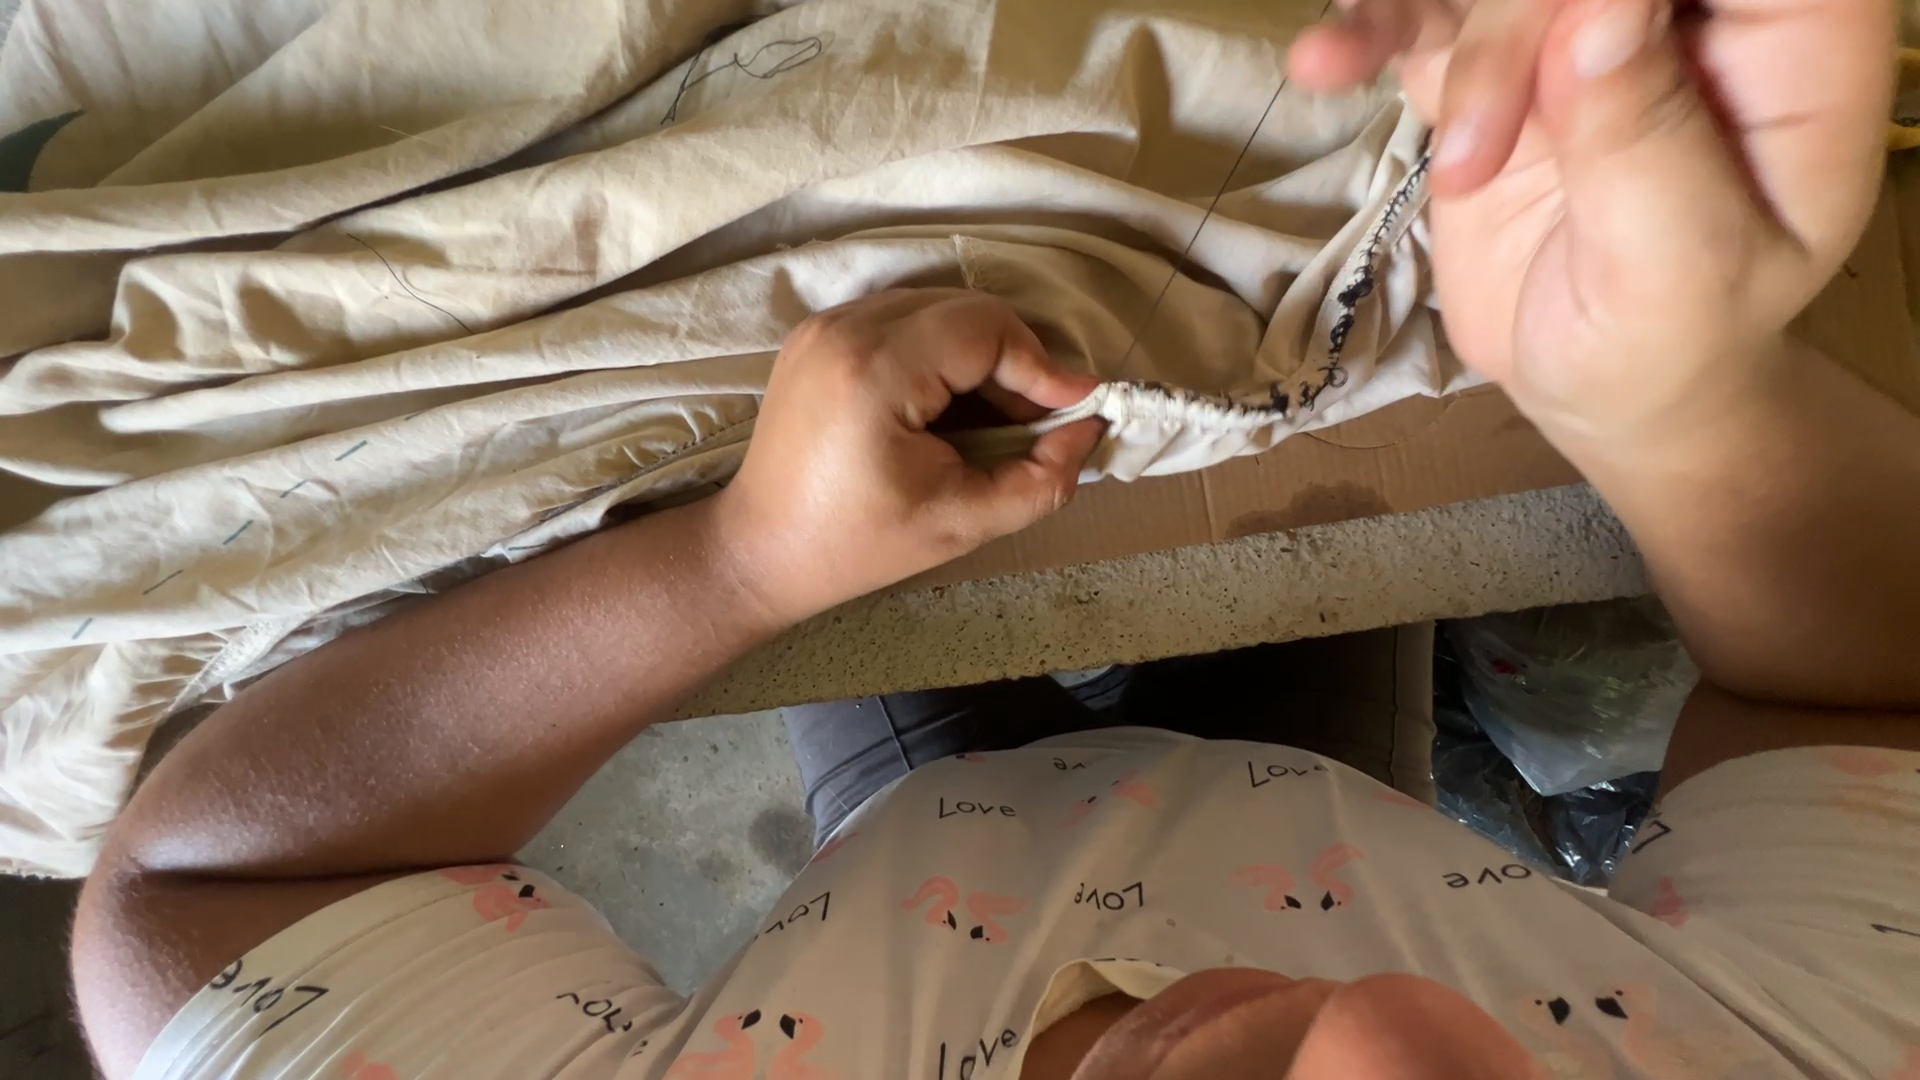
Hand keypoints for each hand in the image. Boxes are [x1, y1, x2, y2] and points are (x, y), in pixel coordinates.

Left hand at [712, 289, 1103, 624]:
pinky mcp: (819, 334)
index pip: (986, 329)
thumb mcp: (963, 524)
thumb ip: (1041, 480)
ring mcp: (825, 324)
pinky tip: (952, 403)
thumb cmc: (859, 546)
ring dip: (982, 356)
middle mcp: (845, 327)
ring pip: (939, 309)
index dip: (1042, 366)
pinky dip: (943, 353)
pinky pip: (905, 320)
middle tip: (1037, 421)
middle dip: (1016, 361)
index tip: (1075, 409)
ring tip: (999, 417)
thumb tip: (1087, 429)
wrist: (763, 549)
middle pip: (966, 309)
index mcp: (874, 369)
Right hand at [1289, 0, 1892, 439]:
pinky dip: (1369, 43)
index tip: (1557, 55)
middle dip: (1503, 32)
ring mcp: (1566, 49)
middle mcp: (1674, 18)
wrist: (1591, 380)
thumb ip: (1645, 141)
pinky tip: (1322, 58)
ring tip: (1333, 49)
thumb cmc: (1663, 339)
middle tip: (1464, 163)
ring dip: (1405, 9)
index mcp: (1789, 34)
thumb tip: (1596, 14)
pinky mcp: (1482, 91)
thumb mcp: (1676, 266)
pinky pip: (1424, 40)